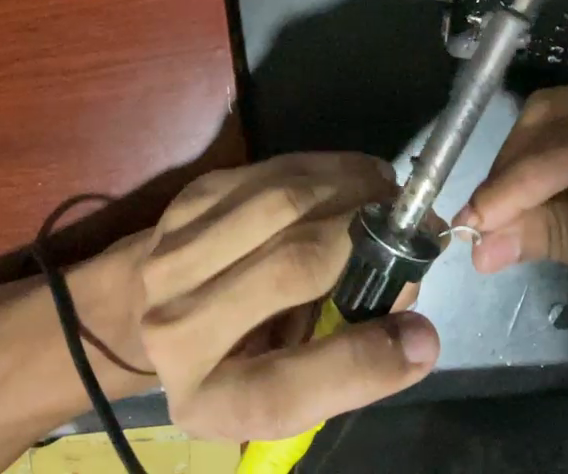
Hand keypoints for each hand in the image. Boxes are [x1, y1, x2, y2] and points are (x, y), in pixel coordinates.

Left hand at [137, 153, 439, 439]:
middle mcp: (180, 331)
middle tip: (416, 229)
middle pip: (290, 270)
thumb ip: (344, 363)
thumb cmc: (232, 354)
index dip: (361, 364)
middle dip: (368, 241)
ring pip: (283, 204)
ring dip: (352, 189)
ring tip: (390, 194)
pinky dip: (328, 167)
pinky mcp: (190, 200)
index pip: (284, 391)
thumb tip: (414, 326)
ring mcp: (177, 255)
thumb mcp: (283, 388)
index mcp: (209, 400)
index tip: (421, 333)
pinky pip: (273, 171)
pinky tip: (358, 174)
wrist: (145, 306)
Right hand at [455, 68, 567, 351]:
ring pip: (561, 111)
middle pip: (555, 114)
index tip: (467, 228)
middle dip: (511, 169)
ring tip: (505, 216)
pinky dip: (552, 157)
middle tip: (483, 226)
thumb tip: (484, 242)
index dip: (511, 187)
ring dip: (525, 162)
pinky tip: (539, 196)